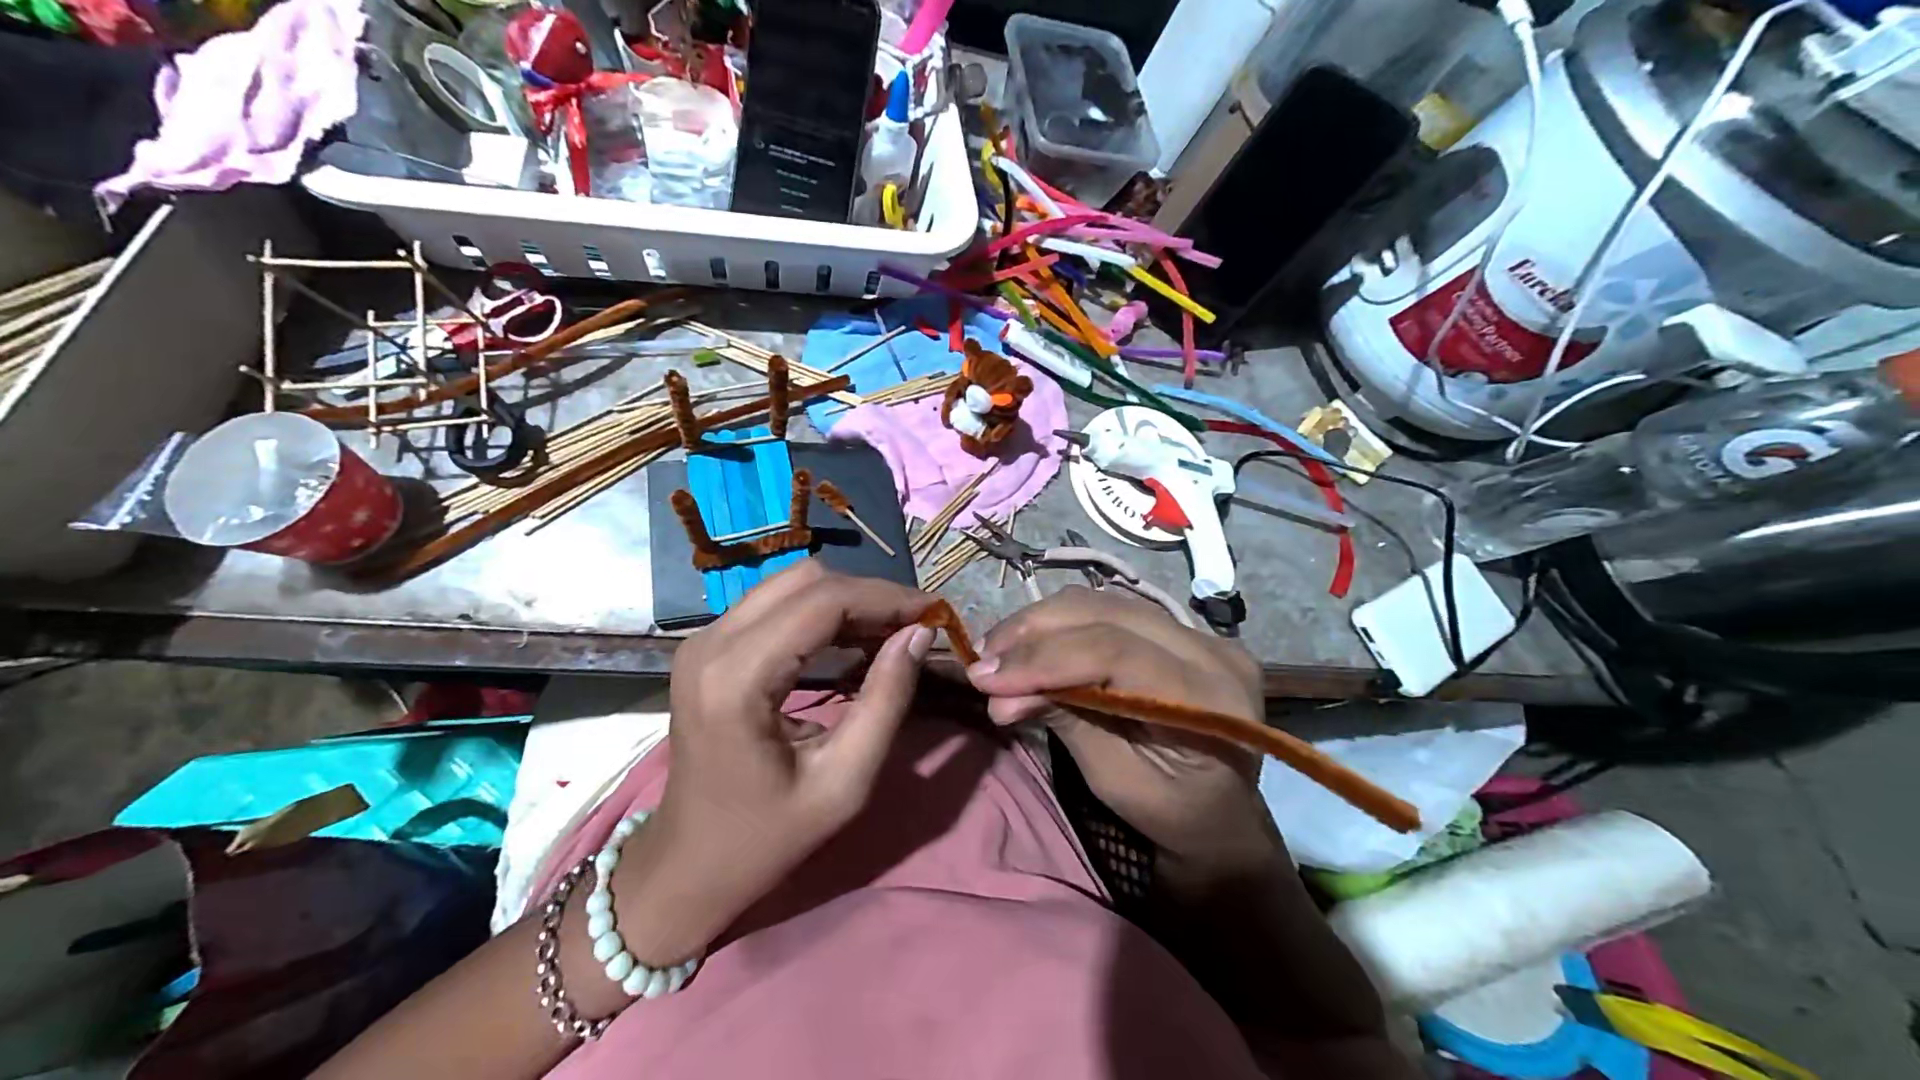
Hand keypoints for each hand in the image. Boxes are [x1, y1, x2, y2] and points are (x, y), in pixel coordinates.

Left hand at [618, 560, 934, 962]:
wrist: (689, 864)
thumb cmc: (767, 837)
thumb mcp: (844, 781)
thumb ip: (886, 701)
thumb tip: (918, 635)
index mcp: (737, 678)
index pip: (823, 602)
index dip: (886, 598)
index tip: (934, 613)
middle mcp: (712, 643)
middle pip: (806, 580)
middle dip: (868, 595)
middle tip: (913, 627)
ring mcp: (703, 641)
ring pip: (791, 585)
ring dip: (847, 601)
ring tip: (891, 633)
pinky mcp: (708, 647)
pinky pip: (774, 605)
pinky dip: (821, 613)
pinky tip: (853, 640)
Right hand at [965, 587, 1277, 872]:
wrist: (1222, 812)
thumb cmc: (1172, 812)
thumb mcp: (1115, 780)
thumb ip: (1065, 721)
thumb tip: (997, 693)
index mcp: (1210, 699)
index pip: (1117, 653)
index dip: (1044, 659)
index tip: (985, 678)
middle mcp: (1213, 650)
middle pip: (1107, 613)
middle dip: (1033, 632)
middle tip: (982, 661)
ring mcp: (1200, 632)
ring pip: (1104, 601)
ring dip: (1041, 621)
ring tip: (997, 651)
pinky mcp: (1180, 627)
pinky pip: (1111, 609)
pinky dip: (1062, 622)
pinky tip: (1030, 642)